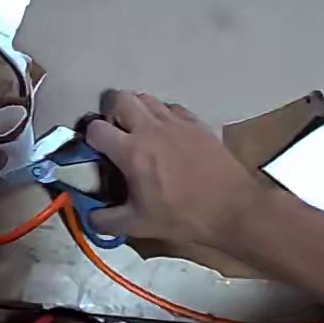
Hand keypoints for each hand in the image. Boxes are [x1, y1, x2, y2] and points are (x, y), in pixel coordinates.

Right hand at [84, 91, 264, 248]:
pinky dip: (162, 115)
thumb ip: (107, 220)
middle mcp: (151, 128)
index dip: (91, 138)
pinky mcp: (196, 122)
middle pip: (119, 98)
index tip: (96, 151)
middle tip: (115, 132)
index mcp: (132, 152)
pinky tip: (167, 134)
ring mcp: (176, 121)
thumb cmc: (183, 217)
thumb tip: (91, 217)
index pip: (96, 129)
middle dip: (111, 112)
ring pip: (145, 97)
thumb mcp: (139, 225)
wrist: (232, 208)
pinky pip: (171, 107)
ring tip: (138, 130)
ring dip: (136, 109)